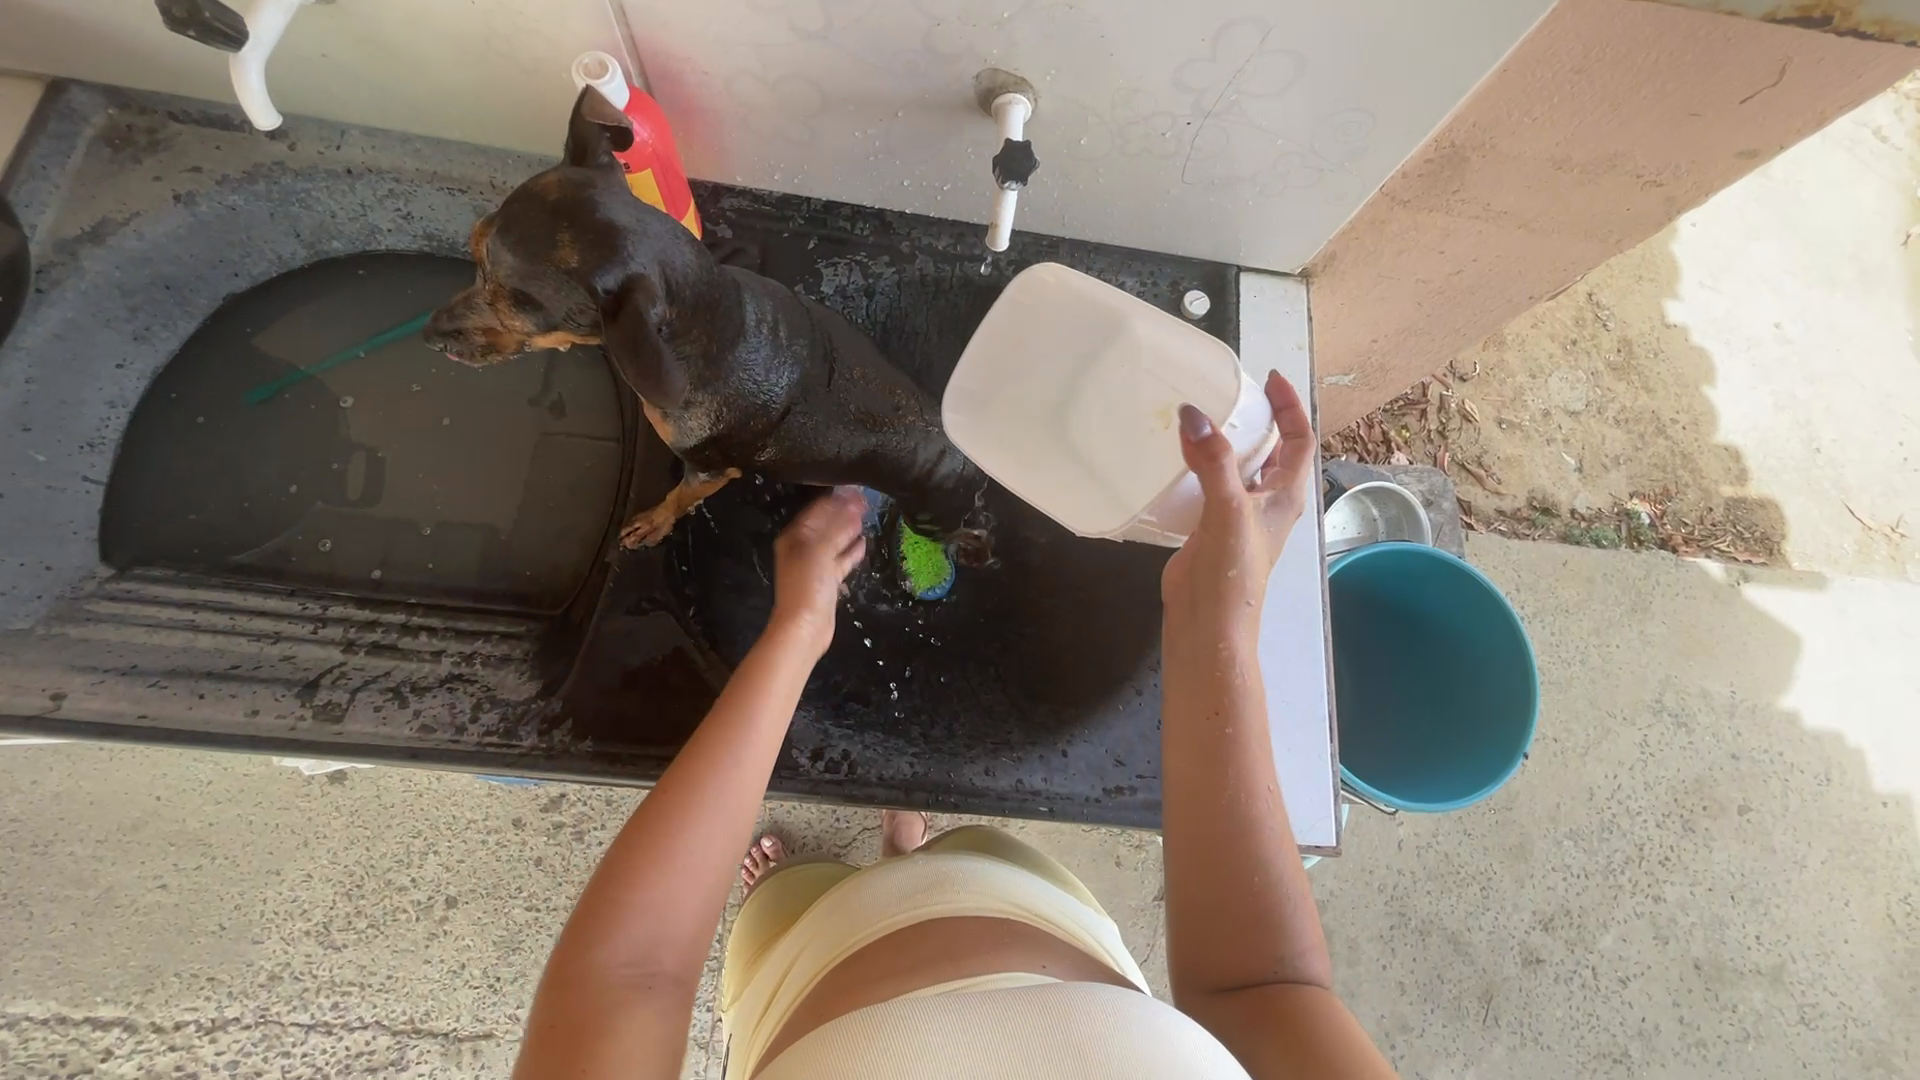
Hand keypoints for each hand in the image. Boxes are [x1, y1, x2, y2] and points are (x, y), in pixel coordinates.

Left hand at [768, 486, 867, 655]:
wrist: (805, 626)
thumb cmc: (808, 585)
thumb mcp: (820, 550)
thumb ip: (836, 527)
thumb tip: (852, 505)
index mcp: (795, 537)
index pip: (816, 510)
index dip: (835, 499)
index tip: (855, 489)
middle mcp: (802, 548)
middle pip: (825, 524)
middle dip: (843, 513)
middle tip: (865, 501)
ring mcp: (814, 565)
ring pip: (834, 541)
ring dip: (848, 530)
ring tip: (866, 518)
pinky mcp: (826, 580)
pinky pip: (840, 559)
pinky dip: (851, 551)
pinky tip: (864, 543)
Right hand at [1161, 372, 1315, 641]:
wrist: (1207, 621)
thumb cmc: (1232, 569)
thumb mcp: (1228, 508)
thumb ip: (1213, 460)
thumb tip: (1191, 413)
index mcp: (1285, 496)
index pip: (1299, 440)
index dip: (1290, 407)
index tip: (1269, 378)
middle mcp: (1266, 503)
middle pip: (1272, 453)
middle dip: (1258, 422)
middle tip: (1228, 395)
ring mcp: (1238, 517)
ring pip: (1238, 470)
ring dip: (1225, 444)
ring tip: (1200, 420)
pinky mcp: (1210, 529)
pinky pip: (1209, 488)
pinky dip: (1198, 469)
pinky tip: (1174, 462)